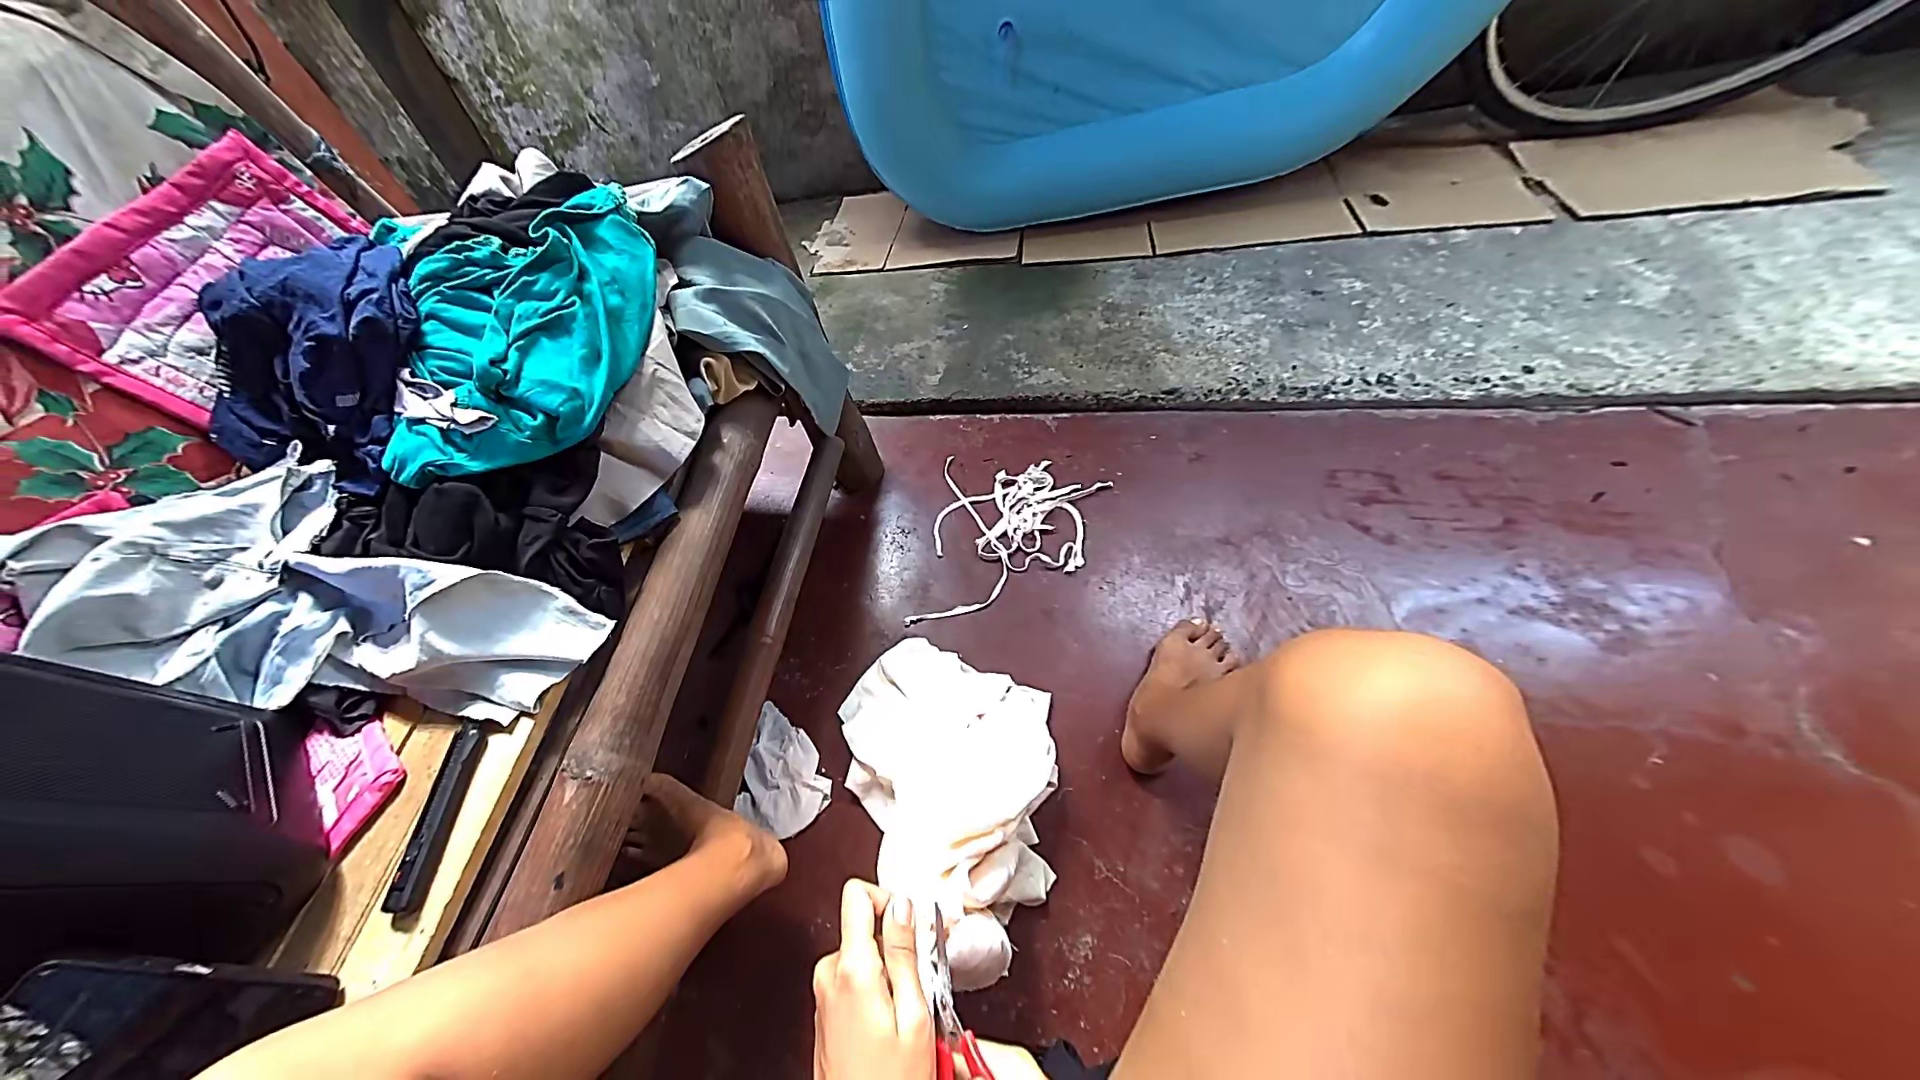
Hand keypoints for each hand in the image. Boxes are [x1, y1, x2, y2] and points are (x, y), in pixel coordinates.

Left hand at [813, 880, 934, 1079]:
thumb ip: (906, 951)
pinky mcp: (827, 1010)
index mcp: (852, 968)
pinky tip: (894, 1018)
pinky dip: (877, 986)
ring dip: (890, 969)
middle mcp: (830, 975)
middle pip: (863, 925)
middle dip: (896, 942)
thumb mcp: (915, 1014)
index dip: (887, 898)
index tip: (910, 920)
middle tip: (922, 974)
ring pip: (862, 952)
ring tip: (910, 1006)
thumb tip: (903, 906)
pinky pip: (855, 977)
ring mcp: (825, 994)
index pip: (856, 895)